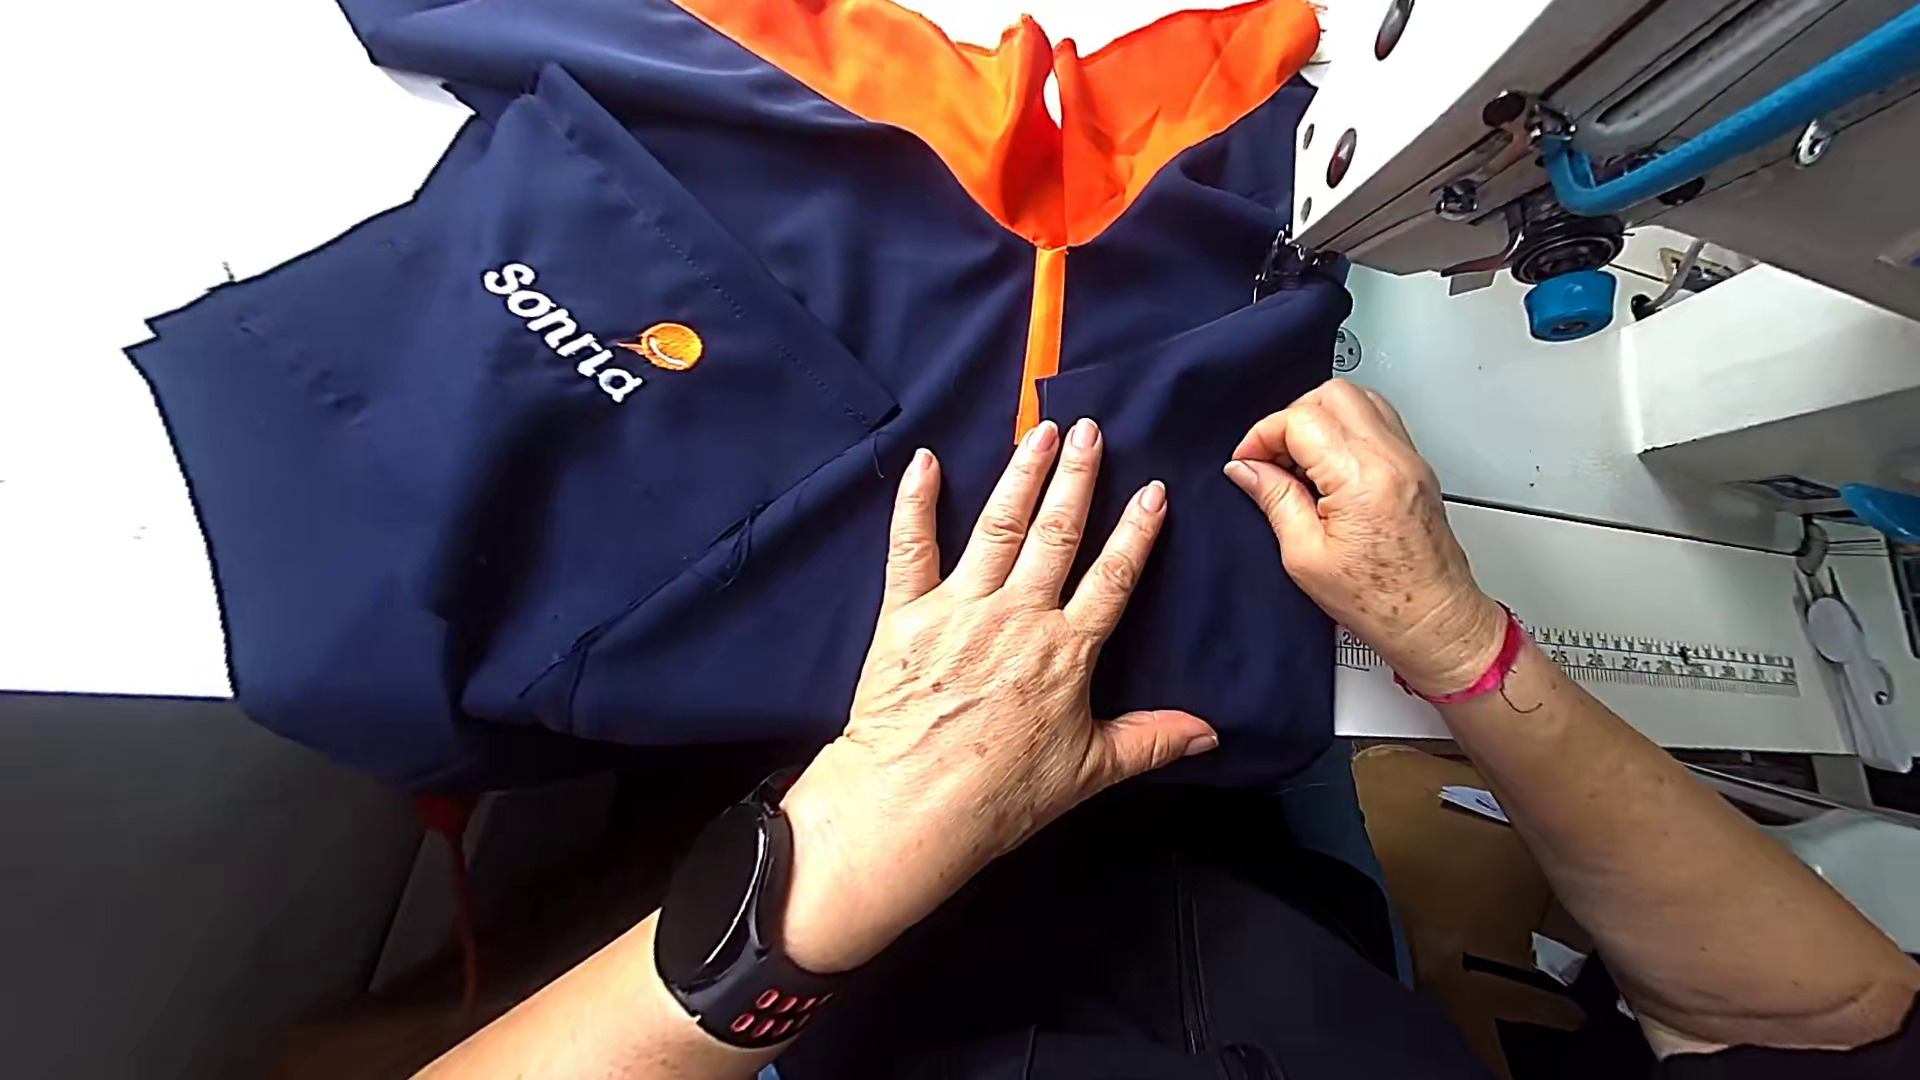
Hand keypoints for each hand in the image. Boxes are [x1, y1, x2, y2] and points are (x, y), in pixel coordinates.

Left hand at [778, 419, 1217, 973]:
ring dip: (1022, 476)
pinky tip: (926, 461)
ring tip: (1039, 433)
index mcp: (1065, 651)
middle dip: (1077, 478)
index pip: (1113, 577)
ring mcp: (962, 607)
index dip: (1136, 531)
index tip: (1151, 490)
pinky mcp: (908, 612)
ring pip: (999, 527)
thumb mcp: (1087, 771)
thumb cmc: (1001, 795)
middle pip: (1057, 534)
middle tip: (1090, 431)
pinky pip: (912, 546)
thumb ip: (1150, 741)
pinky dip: (916, 502)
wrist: (914, 806)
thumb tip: (1209, 733)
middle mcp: (1018, 616)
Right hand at [1223, 379, 1505, 695]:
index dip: (1262, 435)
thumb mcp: (1303, 554)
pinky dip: (1337, 430)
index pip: (1302, 419)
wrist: (1431, 619)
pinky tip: (1319, 467)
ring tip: (1293, 462)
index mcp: (1362, 479)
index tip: (1247, 462)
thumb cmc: (1377, 600)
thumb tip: (1245, 469)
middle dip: (1288, 419)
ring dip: (1314, 420)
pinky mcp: (1414, 467)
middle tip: (1268, 456)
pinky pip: (1373, 421)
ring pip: (1355, 399)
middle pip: (1332, 394)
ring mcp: (1409, 459)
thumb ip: (1273, 498)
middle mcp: (1392, 459)